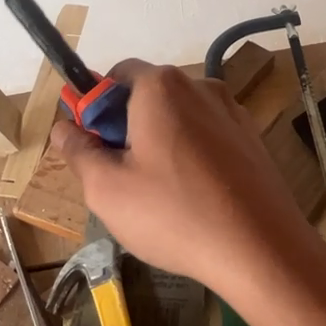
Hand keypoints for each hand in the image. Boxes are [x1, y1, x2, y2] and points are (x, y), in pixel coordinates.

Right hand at [52, 60, 317, 285]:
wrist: (262, 250)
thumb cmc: (174, 214)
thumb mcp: (107, 189)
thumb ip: (78, 152)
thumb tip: (64, 128)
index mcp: (161, 87)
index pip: (116, 75)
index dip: (96, 109)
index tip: (95, 149)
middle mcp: (200, 86)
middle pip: (148, 96)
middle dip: (128, 129)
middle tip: (122, 179)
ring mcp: (233, 111)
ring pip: (179, 119)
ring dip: (161, 145)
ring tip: (160, 198)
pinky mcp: (253, 140)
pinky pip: (208, 138)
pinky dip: (192, 159)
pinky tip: (194, 201)